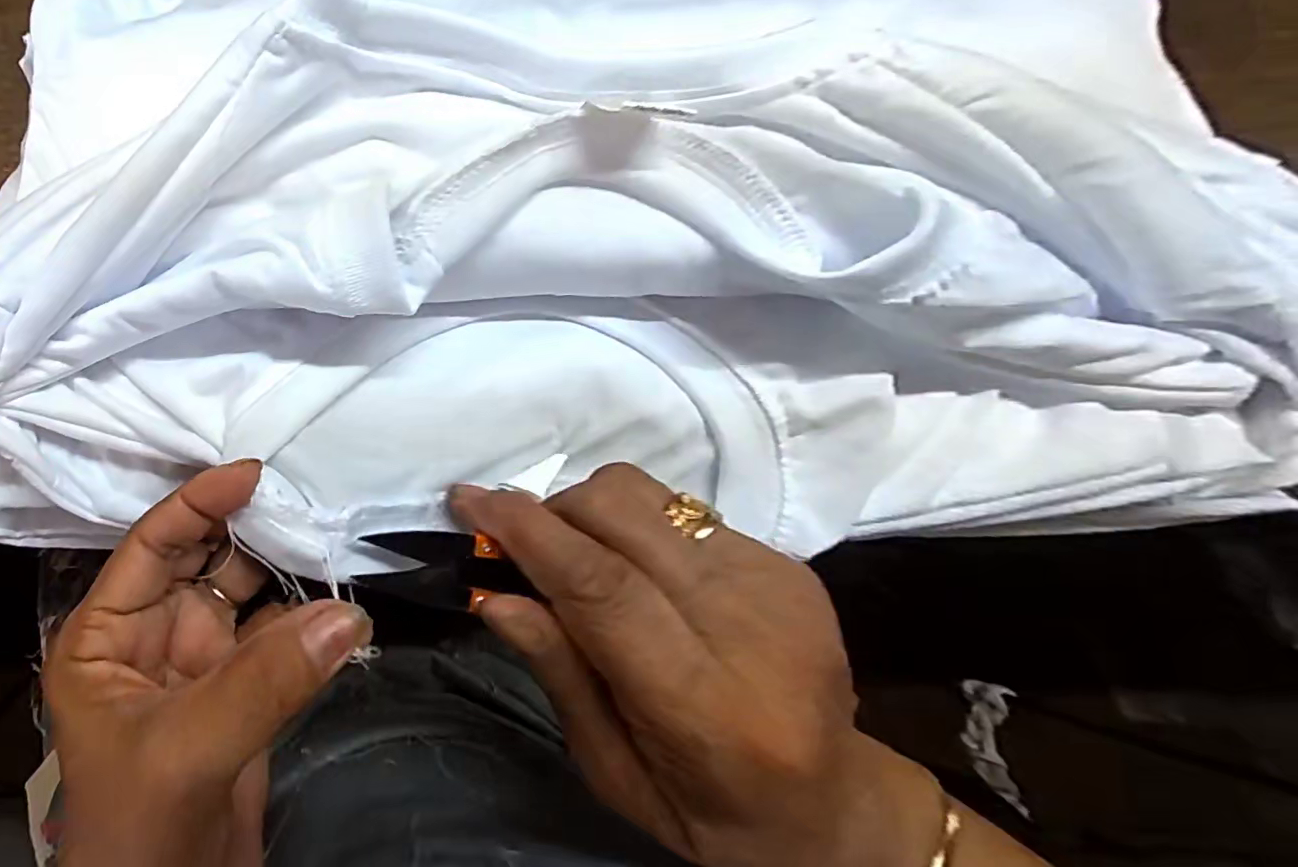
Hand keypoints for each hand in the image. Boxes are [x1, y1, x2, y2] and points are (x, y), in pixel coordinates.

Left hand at [43, 460, 373, 866]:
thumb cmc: (137, 831)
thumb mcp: (188, 747)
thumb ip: (265, 681)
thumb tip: (347, 614)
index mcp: (106, 633)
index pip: (152, 543)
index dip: (199, 503)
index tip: (253, 474)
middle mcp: (150, 632)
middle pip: (202, 557)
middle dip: (246, 527)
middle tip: (302, 498)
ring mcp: (198, 658)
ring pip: (242, 590)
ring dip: (282, 566)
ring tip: (328, 535)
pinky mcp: (240, 686)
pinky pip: (275, 632)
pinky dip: (306, 615)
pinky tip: (339, 601)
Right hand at [452, 464, 945, 866]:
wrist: (840, 811)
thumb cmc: (711, 815)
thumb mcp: (612, 771)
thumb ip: (555, 670)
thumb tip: (494, 593)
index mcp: (707, 706)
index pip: (601, 587)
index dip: (526, 531)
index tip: (468, 501)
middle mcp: (750, 626)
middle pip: (618, 513)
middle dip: (547, 512)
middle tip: (521, 548)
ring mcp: (775, 581)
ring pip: (641, 492)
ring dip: (585, 511)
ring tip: (580, 559)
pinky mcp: (786, 559)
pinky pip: (674, 506)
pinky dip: (629, 524)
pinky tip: (637, 571)